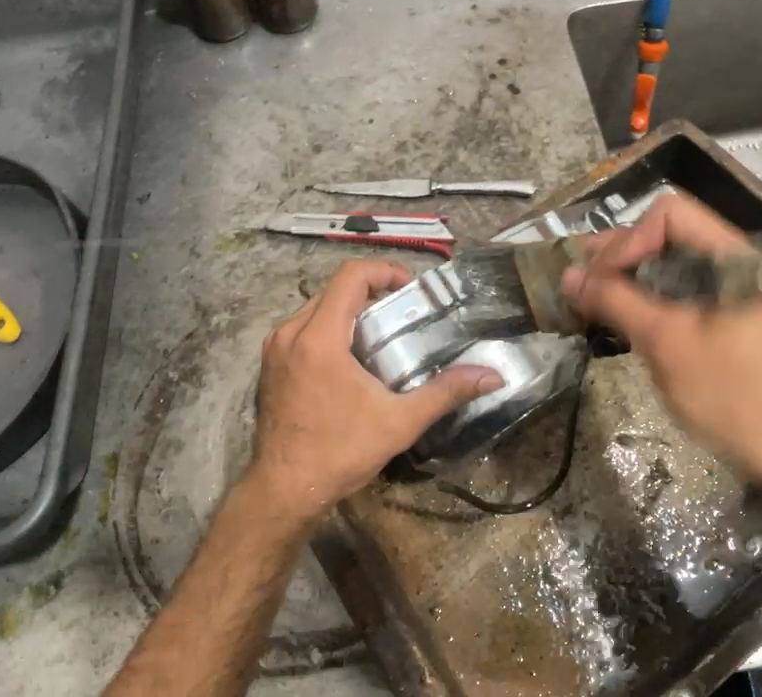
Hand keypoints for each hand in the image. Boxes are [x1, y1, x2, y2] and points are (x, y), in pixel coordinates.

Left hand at [245, 260, 502, 524]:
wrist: (284, 491)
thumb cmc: (341, 452)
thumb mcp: (400, 421)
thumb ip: (446, 392)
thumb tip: (492, 377)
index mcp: (319, 337)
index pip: (350, 275)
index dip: (383, 270)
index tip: (408, 289)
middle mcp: (290, 333)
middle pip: (333, 290)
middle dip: (369, 292)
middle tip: (400, 314)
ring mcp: (275, 349)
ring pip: (314, 308)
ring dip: (347, 311)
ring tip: (378, 335)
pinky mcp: (269, 365)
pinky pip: (300, 329)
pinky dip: (326, 329)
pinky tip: (349, 359)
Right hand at [560, 194, 761, 482]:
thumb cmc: (726, 396)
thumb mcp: (664, 344)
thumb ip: (615, 302)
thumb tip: (567, 275)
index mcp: (737, 258)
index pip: (671, 215)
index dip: (629, 239)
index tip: (600, 277)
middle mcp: (738, 262)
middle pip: (669, 233)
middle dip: (621, 254)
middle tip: (581, 280)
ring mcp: (734, 288)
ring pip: (669, 261)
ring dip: (627, 274)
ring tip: (588, 292)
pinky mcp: (725, 312)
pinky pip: (679, 286)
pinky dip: (645, 293)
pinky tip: (615, 308)